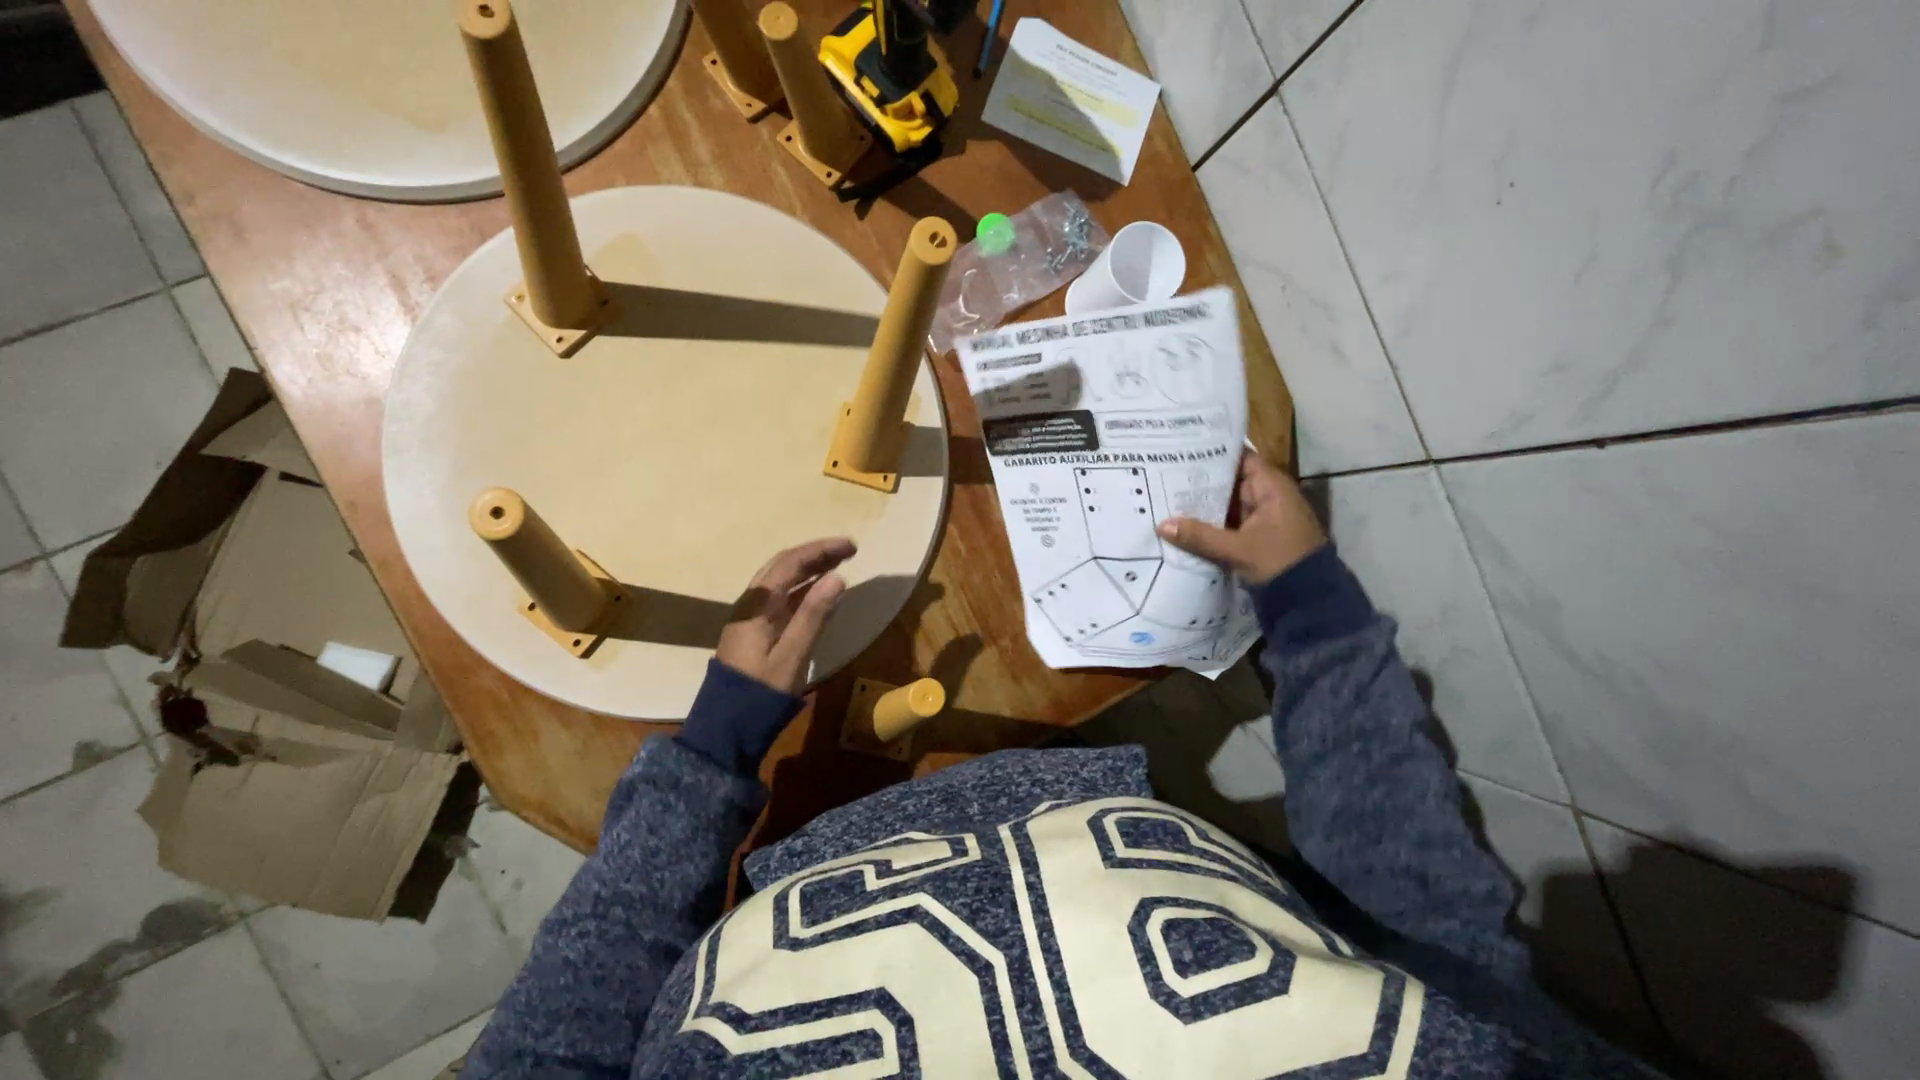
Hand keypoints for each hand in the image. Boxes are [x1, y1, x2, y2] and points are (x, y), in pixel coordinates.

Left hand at [716, 537, 855, 694]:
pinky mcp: (754, 631)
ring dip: (809, 570)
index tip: (851, 547)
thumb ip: (814, 615)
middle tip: (848, 552)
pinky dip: (802, 590)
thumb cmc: (761, 690)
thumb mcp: (792, 655)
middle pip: (784, 566)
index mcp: (757, 605)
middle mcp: (751, 603)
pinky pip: (780, 599)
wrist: (727, 724)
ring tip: (838, 566)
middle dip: (816, 555)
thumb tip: (837, 578)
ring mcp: (750, 617)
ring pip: (781, 581)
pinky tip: (819, 594)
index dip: (821, 550)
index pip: (791, 563)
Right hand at [1156, 451, 1325, 584]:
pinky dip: (1211, 523)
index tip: (1181, 450)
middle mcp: (1267, 495)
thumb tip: (1161, 525)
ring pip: (1226, 503)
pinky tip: (1182, 523)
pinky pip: (1229, 522)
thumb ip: (1200, 536)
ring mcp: (1262, 516)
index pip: (1238, 458)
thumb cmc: (1280, 562)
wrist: (1311, 599)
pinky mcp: (1256, 536)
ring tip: (1164, 496)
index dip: (1211, 453)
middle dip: (1199, 481)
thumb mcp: (1237, 549)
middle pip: (1228, 480)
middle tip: (1162, 475)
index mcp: (1271, 486)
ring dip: (1202, 504)